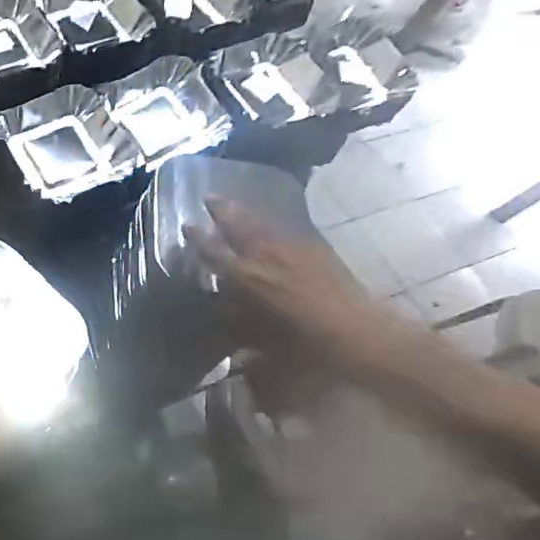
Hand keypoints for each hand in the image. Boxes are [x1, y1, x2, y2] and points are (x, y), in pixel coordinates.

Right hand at [185, 198, 430, 371]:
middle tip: (210, 197)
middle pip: (238, 223)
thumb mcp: (257, 335)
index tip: (187, 226)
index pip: (214, 251)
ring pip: (261, 222)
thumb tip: (222, 303)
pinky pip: (282, 229)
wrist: (352, 330)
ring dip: (245, 212)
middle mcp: (265, 254)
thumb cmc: (300, 342)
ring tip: (234, 205)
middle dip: (222, 209)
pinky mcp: (313, 247)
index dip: (198, 238)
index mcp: (246, 276)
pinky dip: (269, 224)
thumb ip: (235, 316)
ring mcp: (291, 246)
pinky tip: (268, 228)